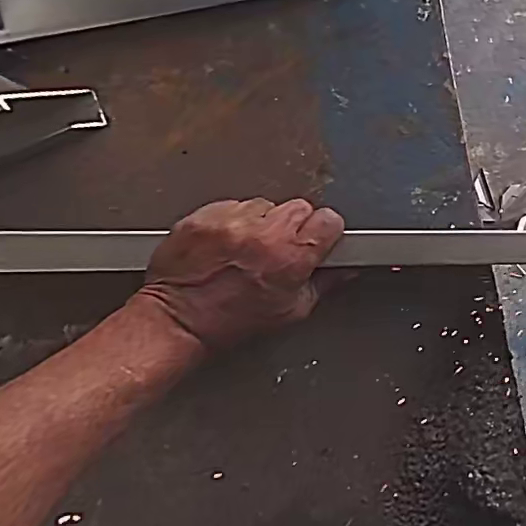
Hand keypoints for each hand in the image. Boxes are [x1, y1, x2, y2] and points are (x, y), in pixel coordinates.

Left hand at [135, 198, 343, 347]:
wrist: (180, 320)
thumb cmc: (232, 320)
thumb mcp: (292, 311)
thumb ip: (324, 284)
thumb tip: (345, 270)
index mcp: (291, 258)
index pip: (328, 220)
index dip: (326, 230)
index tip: (320, 239)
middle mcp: (263, 234)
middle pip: (300, 207)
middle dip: (296, 226)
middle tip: (282, 248)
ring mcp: (232, 222)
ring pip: (266, 204)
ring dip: (263, 221)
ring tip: (250, 248)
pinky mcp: (206, 215)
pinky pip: (233, 206)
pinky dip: (234, 221)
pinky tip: (229, 243)